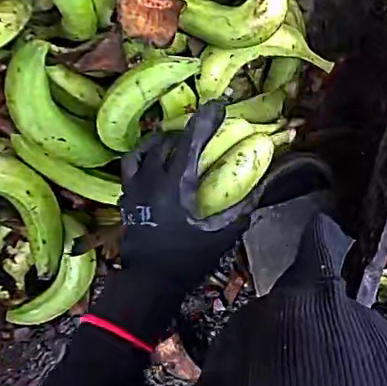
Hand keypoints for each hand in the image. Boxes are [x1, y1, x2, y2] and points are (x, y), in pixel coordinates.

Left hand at [104, 104, 251, 341]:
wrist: (149, 281)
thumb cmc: (187, 259)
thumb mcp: (221, 235)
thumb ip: (242, 210)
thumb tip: (260, 189)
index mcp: (176, 185)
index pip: (190, 141)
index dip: (206, 120)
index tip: (219, 104)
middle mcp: (151, 179)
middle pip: (167, 140)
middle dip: (187, 129)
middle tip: (204, 126)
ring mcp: (134, 188)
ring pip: (143, 150)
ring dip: (162, 140)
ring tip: (177, 140)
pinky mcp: (126, 198)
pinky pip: (131, 167)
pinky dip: (145, 159)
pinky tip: (156, 165)